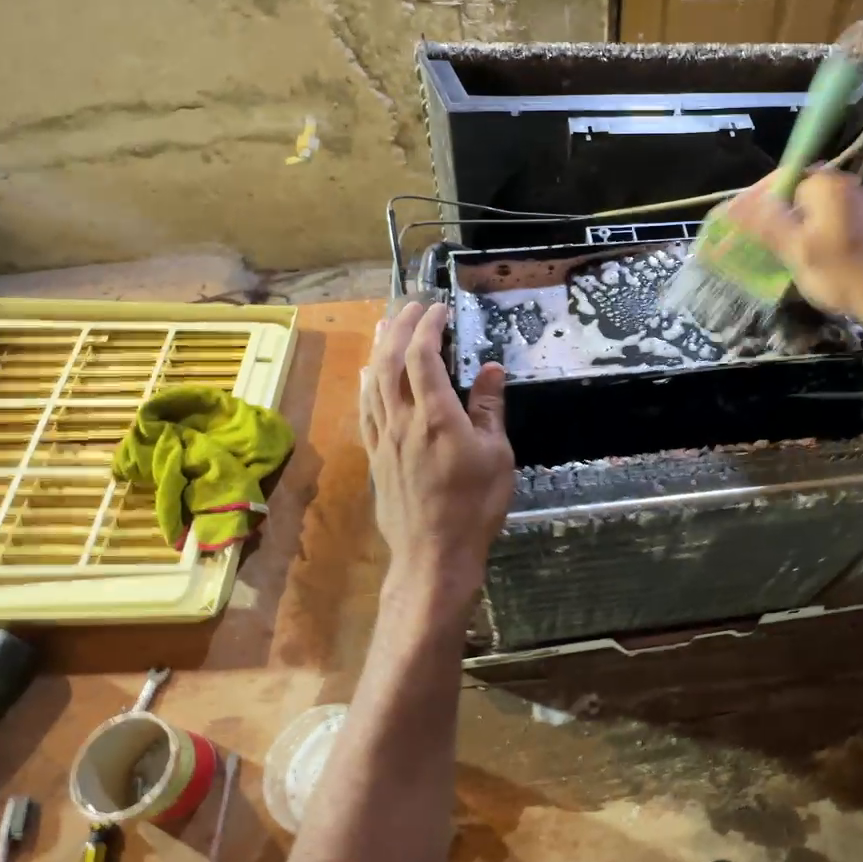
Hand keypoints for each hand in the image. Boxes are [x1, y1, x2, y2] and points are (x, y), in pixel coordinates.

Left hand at [359, 301, 513, 616]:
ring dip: (380, 347)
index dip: (429, 326)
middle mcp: (403, 420)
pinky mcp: (375, 455)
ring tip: (387, 325)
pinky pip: (365, 408)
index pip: (424, 356)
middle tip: (412, 306)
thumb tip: (492, 369)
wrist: (433, 555)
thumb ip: (491, 409)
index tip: (440, 309)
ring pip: (373, 380)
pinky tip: (369, 372)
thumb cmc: (474, 507)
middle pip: (391, 361)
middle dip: (400, 326)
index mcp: (436, 416)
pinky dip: (367, 381)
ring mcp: (384, 437)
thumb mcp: (497, 456)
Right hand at [721, 169, 862, 331]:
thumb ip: (765, 224)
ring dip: (789, 221)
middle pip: (794, 190)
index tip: (737, 222)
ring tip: (770, 244)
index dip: (755, 199)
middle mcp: (843, 183)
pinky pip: (826, 215)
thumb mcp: (797, 251)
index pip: (779, 178)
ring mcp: (856, 200)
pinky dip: (809, 228)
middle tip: (751, 235)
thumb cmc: (842, 275)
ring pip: (810, 205)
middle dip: (771, 210)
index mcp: (826, 184)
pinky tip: (800, 248)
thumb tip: (734, 207)